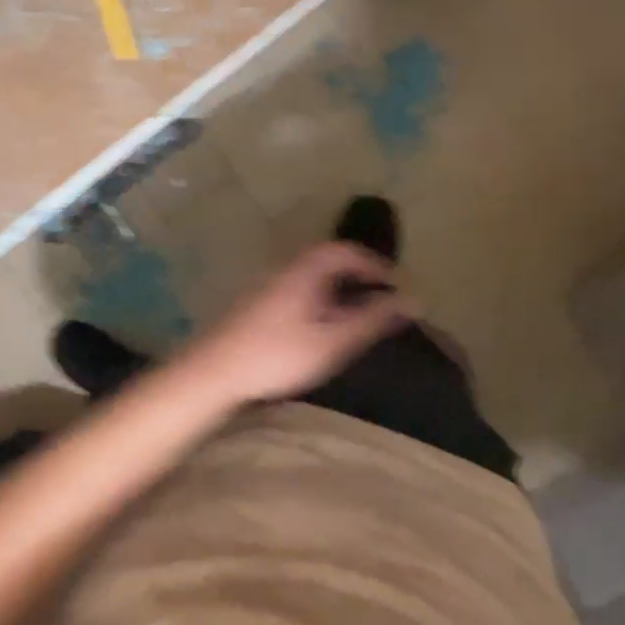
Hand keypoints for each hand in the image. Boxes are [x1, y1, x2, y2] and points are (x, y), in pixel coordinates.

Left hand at [174, 242, 410, 403]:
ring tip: (351, 319)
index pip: (343, 251)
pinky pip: (291, 295)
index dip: (372, 263)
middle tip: (377, 300)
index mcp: (303, 272)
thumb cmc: (276, 356)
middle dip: (353, 276)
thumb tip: (412, 300)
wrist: (212, 373)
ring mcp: (262, 290)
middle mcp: (281, 272)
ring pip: (305, 280)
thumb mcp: (332, 341)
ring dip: (332, 292)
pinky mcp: (249, 310)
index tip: (393, 283)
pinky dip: (313, 304)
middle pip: (323, 262)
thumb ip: (372, 320)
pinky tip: (315, 332)